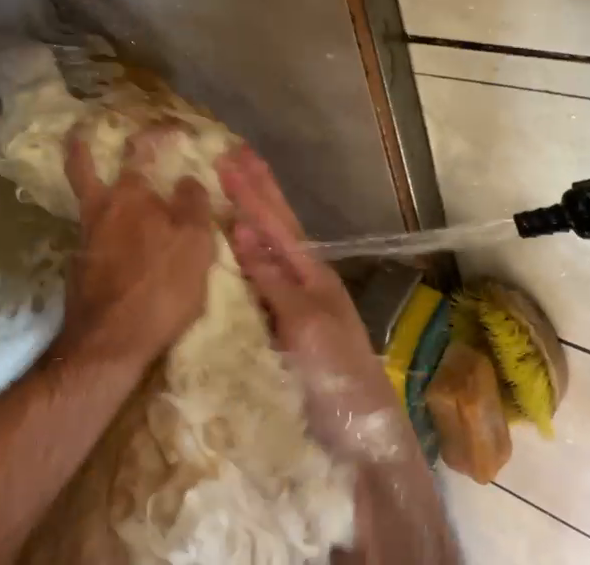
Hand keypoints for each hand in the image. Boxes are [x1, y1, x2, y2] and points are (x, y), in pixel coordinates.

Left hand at [56, 124, 214, 365]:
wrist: (109, 341)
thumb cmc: (160, 286)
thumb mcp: (194, 244)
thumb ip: (192, 206)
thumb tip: (187, 178)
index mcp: (130, 195)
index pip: (140, 149)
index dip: (153, 134)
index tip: (166, 127)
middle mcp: (100, 209)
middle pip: (83, 169)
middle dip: (80, 148)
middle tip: (80, 132)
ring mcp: (84, 238)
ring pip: (83, 202)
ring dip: (84, 184)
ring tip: (91, 180)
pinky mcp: (79, 267)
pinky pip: (89, 236)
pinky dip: (97, 229)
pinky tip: (107, 239)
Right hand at [220, 146, 410, 464]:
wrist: (360, 437)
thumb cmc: (336, 377)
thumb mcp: (305, 324)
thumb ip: (273, 279)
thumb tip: (241, 230)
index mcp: (312, 274)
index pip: (276, 223)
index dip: (253, 190)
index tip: (230, 156)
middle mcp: (303, 280)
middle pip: (276, 225)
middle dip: (255, 189)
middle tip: (232, 152)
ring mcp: (293, 302)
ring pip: (267, 247)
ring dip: (250, 213)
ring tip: (231, 185)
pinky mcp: (280, 326)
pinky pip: (257, 276)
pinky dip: (243, 252)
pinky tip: (231, 245)